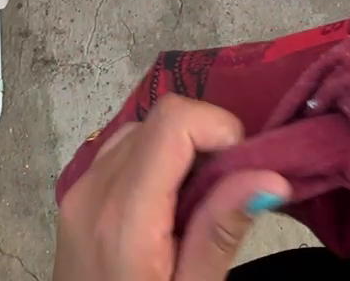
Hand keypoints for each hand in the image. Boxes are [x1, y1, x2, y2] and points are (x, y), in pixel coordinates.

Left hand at [53, 94, 290, 280]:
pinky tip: (170, 201)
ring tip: (199, 203)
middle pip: (162, 118)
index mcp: (123, 215)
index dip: (219, 127)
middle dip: (206, 139)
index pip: (174, 120)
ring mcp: (80, 187)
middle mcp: (93, 187)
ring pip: (145, 127)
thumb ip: (221, 231)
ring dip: (182, 148)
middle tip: (227, 192)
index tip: (243, 168)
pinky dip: (157, 157)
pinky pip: (125, 147)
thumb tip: (271, 175)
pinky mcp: (78, 193)